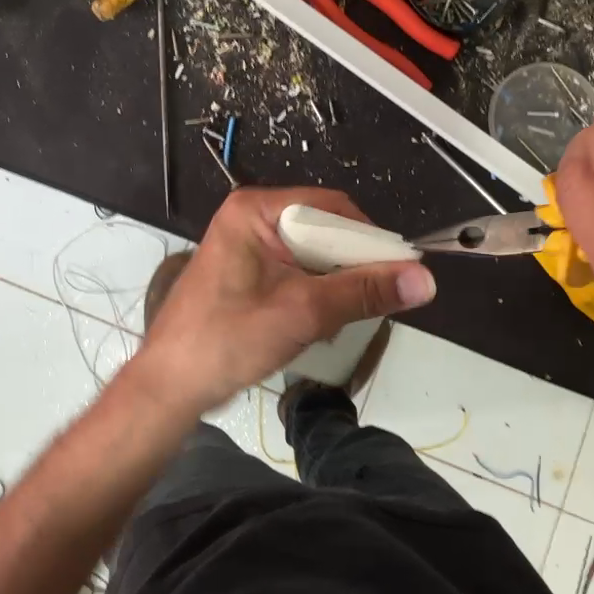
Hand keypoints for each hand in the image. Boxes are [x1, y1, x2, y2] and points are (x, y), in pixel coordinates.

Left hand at [131, 187, 435, 415]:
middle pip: (324, 229)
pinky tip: (316, 325)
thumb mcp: (303, 313)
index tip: (397, 273)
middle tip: (367, 304)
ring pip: (314, 255)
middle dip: (349, 267)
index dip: (368, 238)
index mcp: (254, 210)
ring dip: (333, 286)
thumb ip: (363, 292)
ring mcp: (248, 246)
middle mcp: (251, 218)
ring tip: (337, 320)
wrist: (169, 386)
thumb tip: (424, 279)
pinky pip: (297, 272)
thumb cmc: (226, 340)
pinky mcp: (248, 273)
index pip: (331, 207)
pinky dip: (314, 296)